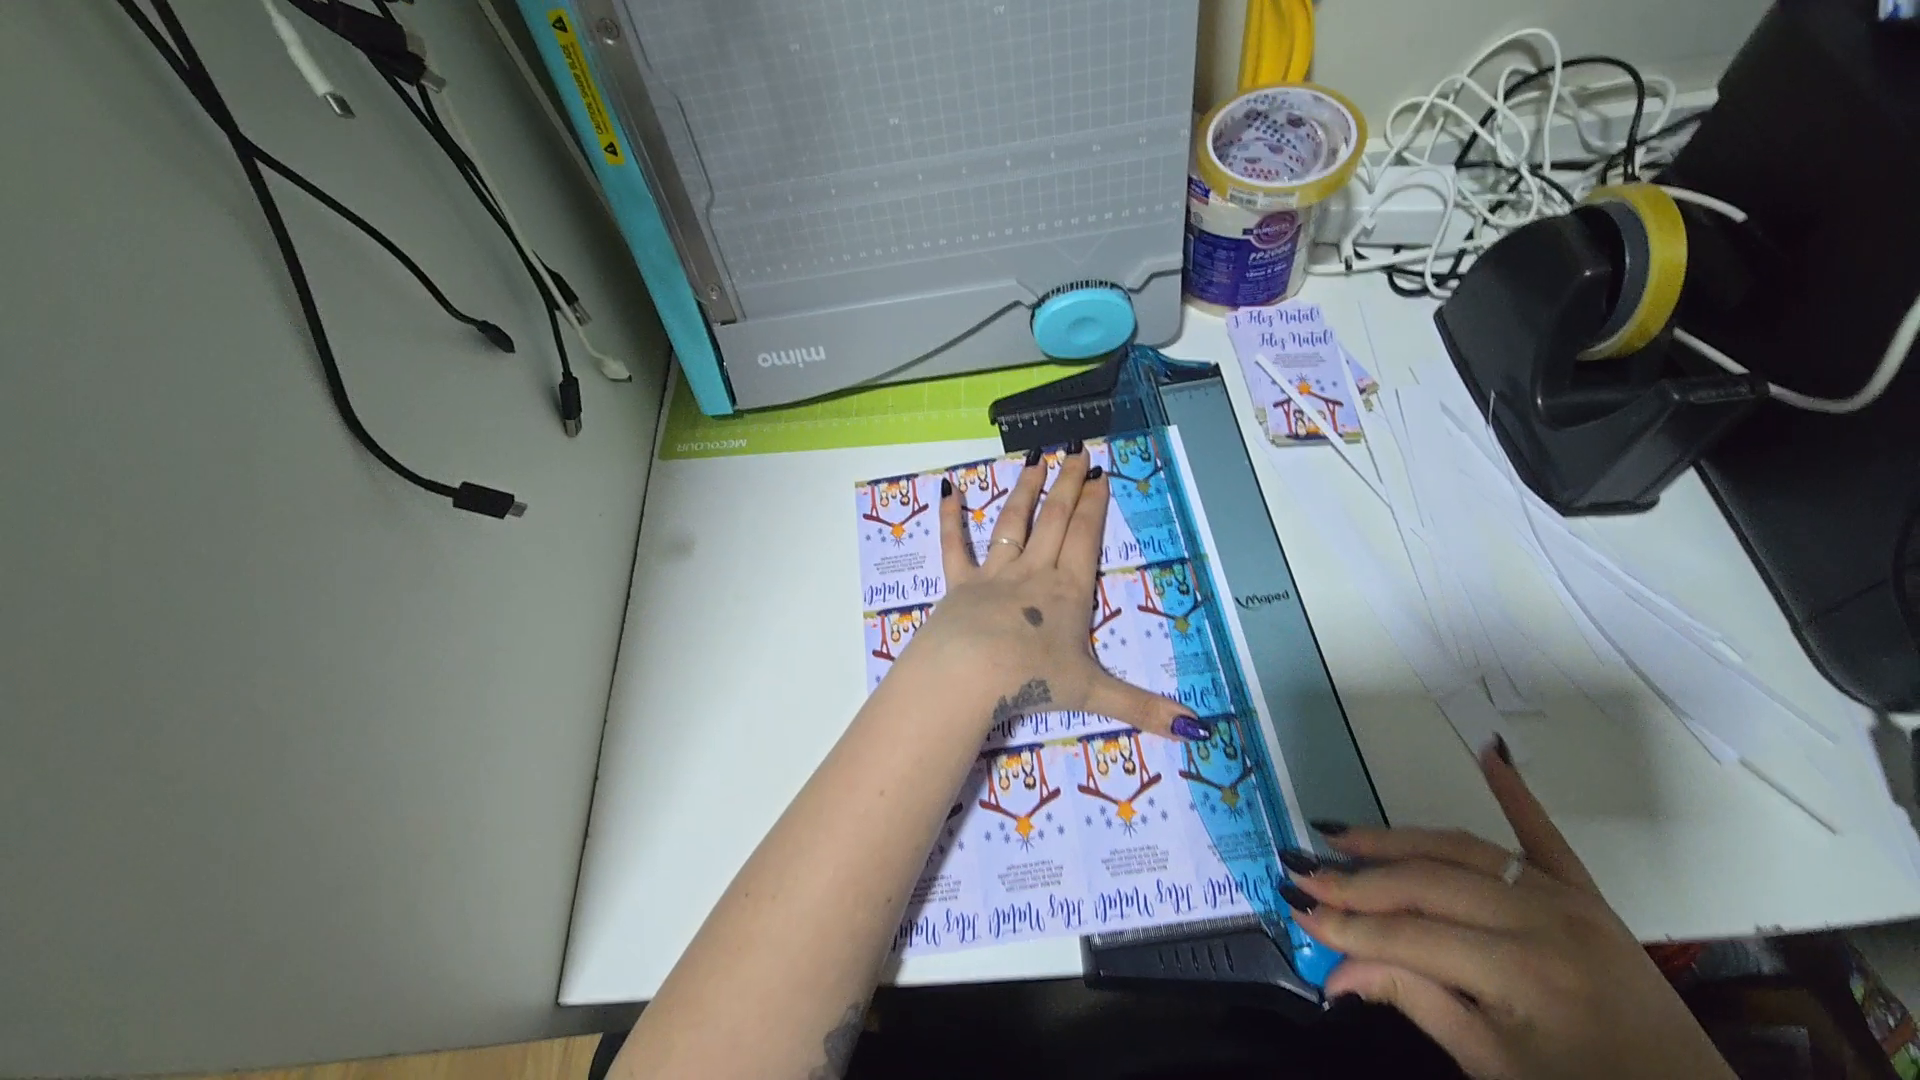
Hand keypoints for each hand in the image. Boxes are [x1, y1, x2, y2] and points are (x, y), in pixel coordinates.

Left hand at [900, 445, 1203, 741]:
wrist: (968, 674)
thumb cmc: (1031, 680)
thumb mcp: (1094, 695)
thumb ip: (1144, 709)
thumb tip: (1200, 731)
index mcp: (1067, 592)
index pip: (1085, 537)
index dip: (1094, 504)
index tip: (1100, 473)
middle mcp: (1033, 574)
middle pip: (1054, 520)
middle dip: (1067, 484)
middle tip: (1076, 450)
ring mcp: (993, 575)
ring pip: (1011, 523)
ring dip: (1024, 490)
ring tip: (1034, 458)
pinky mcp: (958, 585)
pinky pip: (953, 546)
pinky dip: (950, 518)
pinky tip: (947, 489)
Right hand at [1286, 741, 1735, 1079]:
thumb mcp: (1490, 1065)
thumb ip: (1413, 1002)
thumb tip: (1334, 970)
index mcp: (1520, 975)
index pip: (1407, 936)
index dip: (1345, 924)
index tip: (1295, 908)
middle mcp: (1542, 922)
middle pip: (1427, 884)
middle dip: (1357, 879)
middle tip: (1301, 869)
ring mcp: (1568, 901)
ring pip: (1463, 851)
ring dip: (1399, 839)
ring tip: (1343, 834)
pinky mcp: (1588, 895)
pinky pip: (1545, 836)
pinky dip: (1516, 793)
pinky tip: (1489, 752)